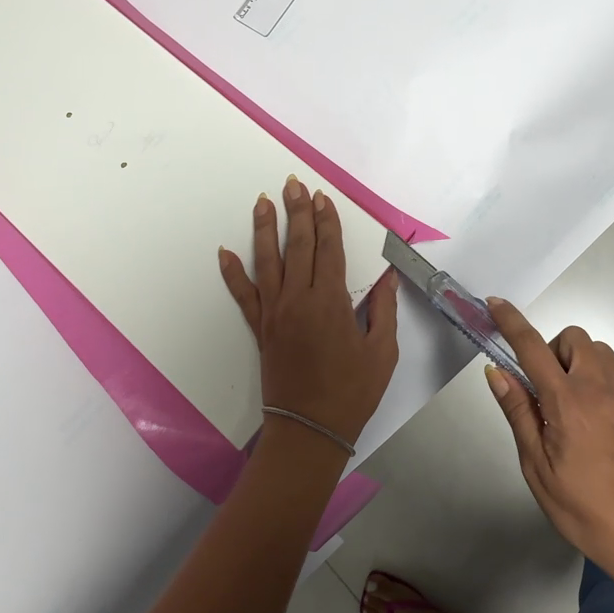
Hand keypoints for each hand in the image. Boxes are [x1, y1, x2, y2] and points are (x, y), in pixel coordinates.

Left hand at [218, 176, 398, 444]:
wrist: (309, 429)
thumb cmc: (352, 392)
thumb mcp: (382, 353)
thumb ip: (384, 310)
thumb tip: (389, 277)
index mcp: (331, 302)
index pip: (329, 249)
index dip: (327, 220)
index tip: (323, 196)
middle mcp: (299, 299)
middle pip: (298, 245)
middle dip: (297, 211)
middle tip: (294, 183)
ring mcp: (275, 312)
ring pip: (268, 261)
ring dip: (265, 228)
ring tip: (263, 200)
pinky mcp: (260, 327)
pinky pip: (243, 294)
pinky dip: (232, 273)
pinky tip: (224, 252)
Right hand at [485, 298, 613, 578]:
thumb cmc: (583, 508)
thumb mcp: (537, 466)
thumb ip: (519, 413)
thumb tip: (498, 373)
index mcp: (567, 402)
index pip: (531, 347)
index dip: (511, 322)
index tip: (496, 304)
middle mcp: (599, 388)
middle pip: (572, 338)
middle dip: (552, 351)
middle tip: (544, 390)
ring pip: (598, 350)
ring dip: (578, 361)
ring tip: (571, 402)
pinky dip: (601, 375)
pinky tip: (596, 411)